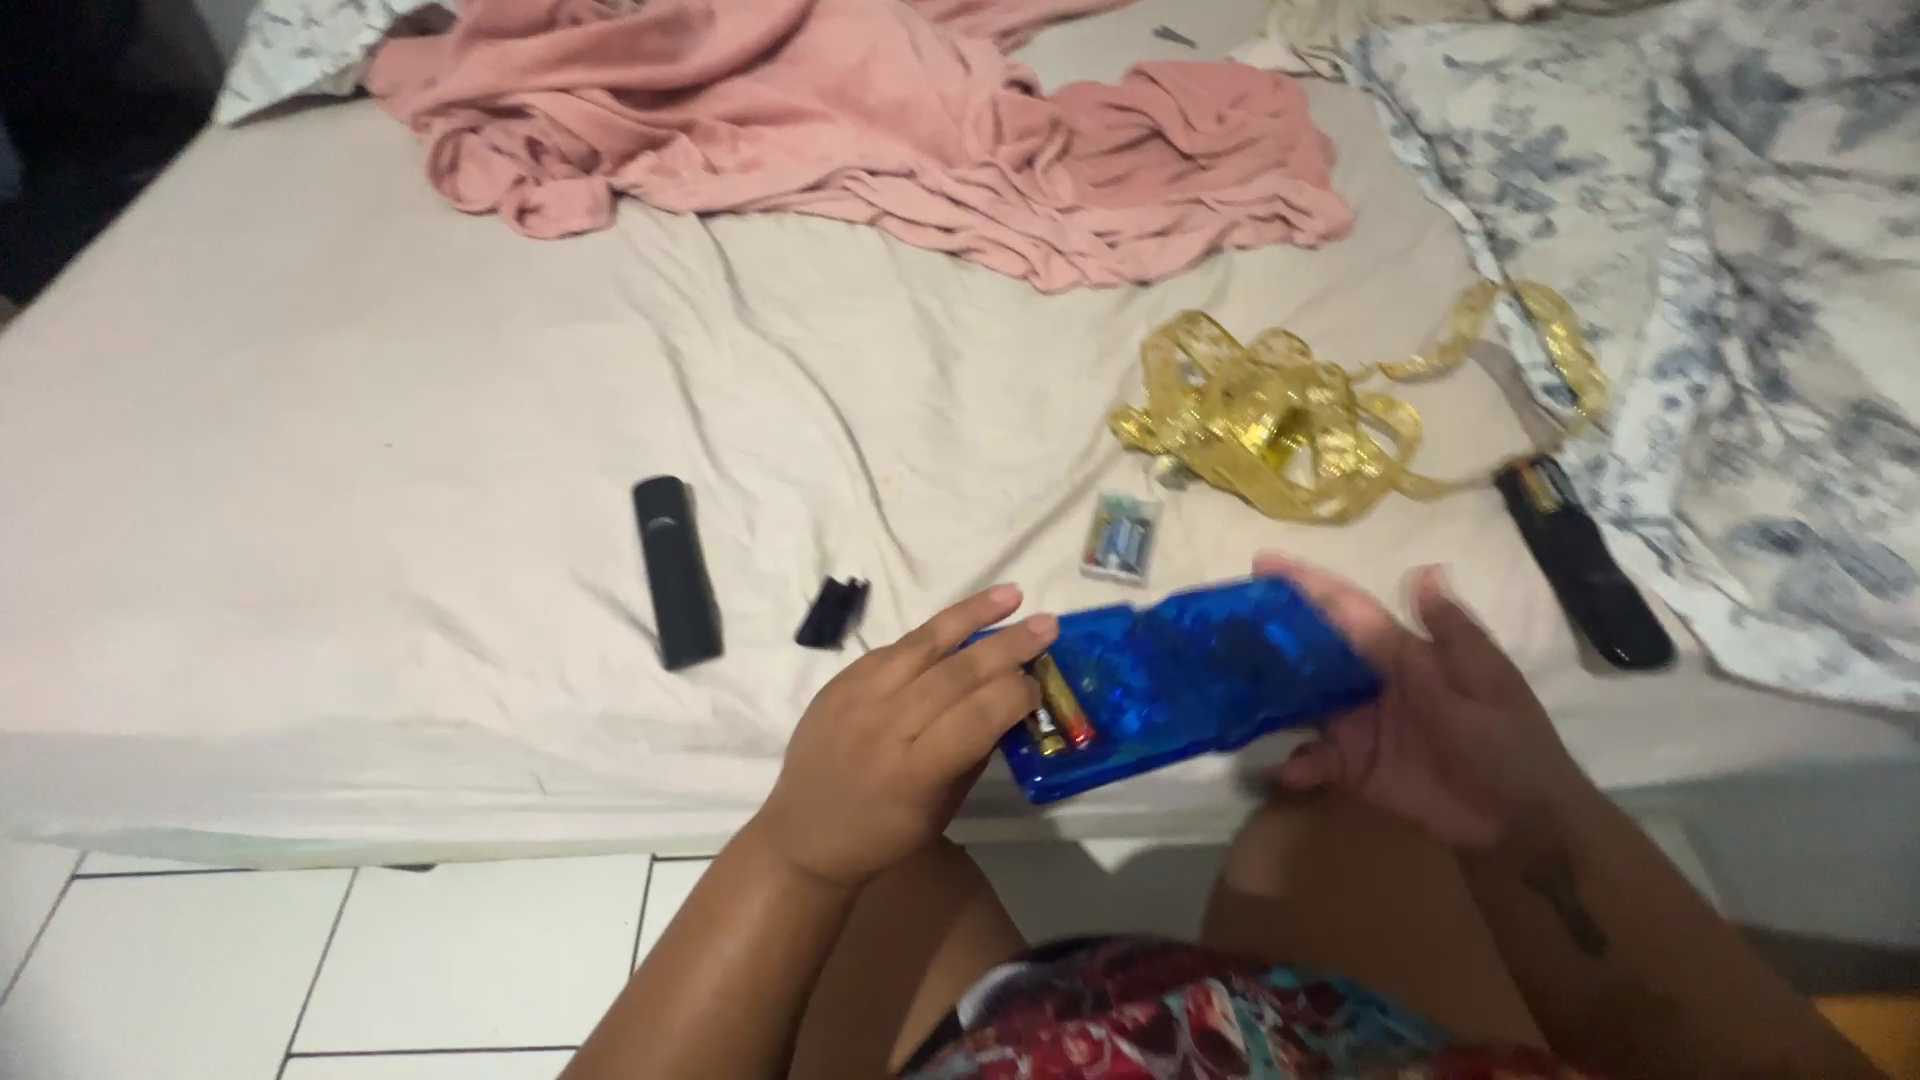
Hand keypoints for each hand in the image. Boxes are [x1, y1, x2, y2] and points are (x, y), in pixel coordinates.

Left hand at [755, 585, 1057, 887]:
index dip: (1014, 695)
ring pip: (923, 644)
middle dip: (1007, 646)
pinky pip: (895, 647)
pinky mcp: (840, 681)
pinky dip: (932, 634)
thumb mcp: (940, 807)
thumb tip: (1010, 700)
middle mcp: (883, 727)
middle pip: (955, 674)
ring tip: (1011, 595)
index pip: (976, 718)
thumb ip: (975, 751)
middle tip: (1046, 624)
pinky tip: (960, 622)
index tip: (1040, 683)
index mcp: (912, 773)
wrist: (803, 835)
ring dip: (971, 616)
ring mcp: (857, 698)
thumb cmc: (883, 834)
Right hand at [1254, 552, 1593, 848]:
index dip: (1306, 585)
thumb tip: (1424, 568)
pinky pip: (1312, 758)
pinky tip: (1283, 770)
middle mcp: (1369, 681)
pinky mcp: (1352, 765)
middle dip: (1268, 634)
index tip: (1262, 564)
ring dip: (1267, 694)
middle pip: (1310, 650)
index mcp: (1401, 654)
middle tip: (1221, 623)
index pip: (1346, 611)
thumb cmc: (1510, 744)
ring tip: (1224, 687)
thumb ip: (1447, 633)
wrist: (1525, 825)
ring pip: (1300, 700)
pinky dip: (1295, 763)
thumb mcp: (1485, 683)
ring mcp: (1357, 724)